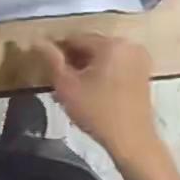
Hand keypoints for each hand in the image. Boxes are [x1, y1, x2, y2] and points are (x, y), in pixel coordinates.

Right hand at [34, 34, 163, 164]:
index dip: (57, 52)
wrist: (132, 141)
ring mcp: (140, 58)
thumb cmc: (96, 112)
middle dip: (74, 61)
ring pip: (104, 56)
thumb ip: (51, 59)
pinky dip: (103, 72)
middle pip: (91, 46)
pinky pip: (116, 65)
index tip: (47, 68)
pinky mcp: (144, 73)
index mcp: (111, 44)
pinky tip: (92, 91)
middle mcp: (129, 45)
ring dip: (87, 68)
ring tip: (74, 88)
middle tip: (59, 81)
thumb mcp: (67, 86)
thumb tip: (36, 40)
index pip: (75, 39)